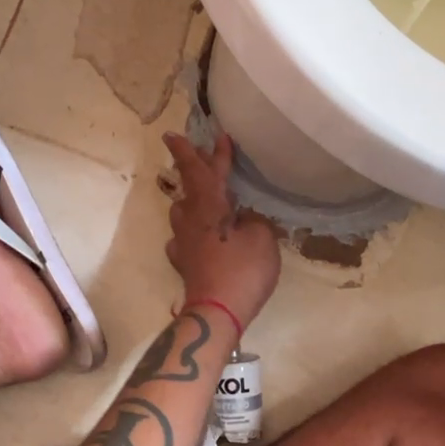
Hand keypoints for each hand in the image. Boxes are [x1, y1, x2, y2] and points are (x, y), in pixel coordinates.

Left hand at [163, 133, 280, 329]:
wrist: (216, 312)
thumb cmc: (243, 270)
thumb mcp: (263, 238)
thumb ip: (255, 221)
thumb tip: (243, 219)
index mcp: (210, 205)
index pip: (205, 168)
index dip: (211, 151)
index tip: (213, 133)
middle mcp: (191, 218)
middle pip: (189, 184)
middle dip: (190, 163)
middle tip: (188, 147)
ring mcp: (183, 242)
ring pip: (182, 211)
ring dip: (189, 197)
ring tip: (199, 194)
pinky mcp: (184, 263)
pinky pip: (183, 238)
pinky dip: (190, 231)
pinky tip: (196, 236)